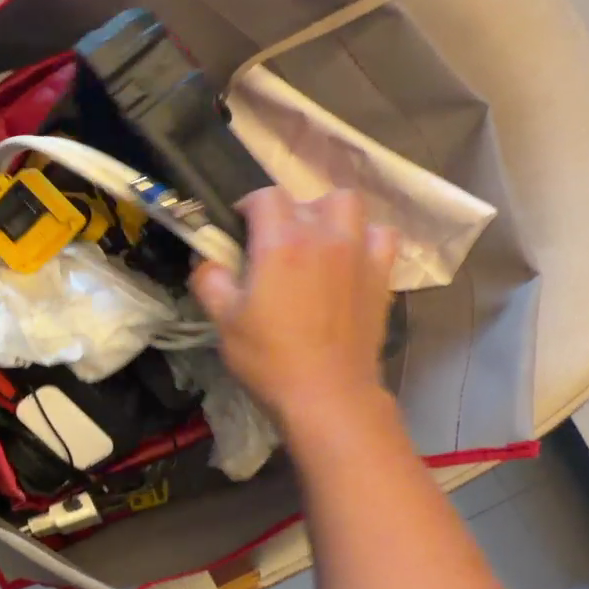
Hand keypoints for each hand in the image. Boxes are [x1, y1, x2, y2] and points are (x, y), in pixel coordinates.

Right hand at [190, 188, 401, 433]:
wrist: (324, 390)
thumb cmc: (266, 356)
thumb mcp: (222, 320)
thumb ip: (210, 281)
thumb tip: (207, 262)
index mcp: (281, 244)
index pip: (267, 197)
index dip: (247, 206)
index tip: (236, 226)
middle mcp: (326, 237)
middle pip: (312, 198)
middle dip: (288, 209)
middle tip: (271, 238)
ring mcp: (361, 253)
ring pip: (350, 207)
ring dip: (327, 215)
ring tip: (312, 242)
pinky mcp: (382, 274)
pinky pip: (379, 235)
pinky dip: (362, 237)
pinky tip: (346, 258)